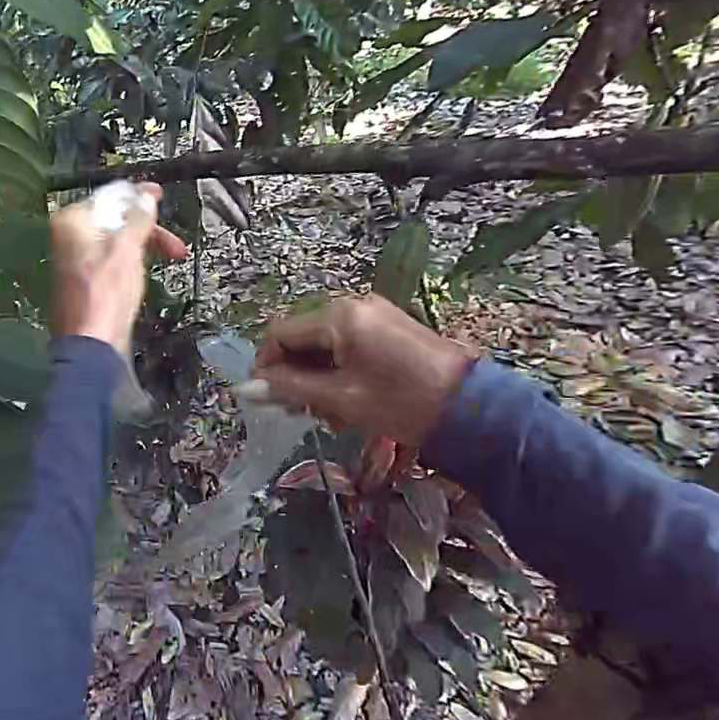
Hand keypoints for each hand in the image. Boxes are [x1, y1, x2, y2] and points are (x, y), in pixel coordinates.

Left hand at [50, 183, 189, 354]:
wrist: (93, 345)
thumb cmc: (107, 294)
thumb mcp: (128, 249)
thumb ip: (139, 219)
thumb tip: (146, 196)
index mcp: (72, 223)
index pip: (110, 197)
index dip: (138, 198)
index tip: (159, 196)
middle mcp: (69, 239)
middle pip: (115, 222)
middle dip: (148, 230)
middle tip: (175, 244)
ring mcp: (77, 262)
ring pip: (116, 243)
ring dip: (145, 247)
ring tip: (171, 259)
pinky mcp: (86, 283)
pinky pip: (112, 262)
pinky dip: (131, 263)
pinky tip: (146, 273)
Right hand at [251, 296, 474, 444]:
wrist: (471, 408)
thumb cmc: (401, 403)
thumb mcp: (340, 398)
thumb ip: (290, 388)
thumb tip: (247, 388)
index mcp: (339, 315)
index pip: (280, 332)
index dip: (266, 365)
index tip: (266, 399)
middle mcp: (353, 305)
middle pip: (302, 337)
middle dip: (295, 375)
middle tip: (302, 412)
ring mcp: (373, 314)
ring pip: (323, 343)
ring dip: (317, 378)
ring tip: (330, 414)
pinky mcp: (387, 327)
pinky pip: (347, 344)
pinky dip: (339, 370)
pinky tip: (348, 401)